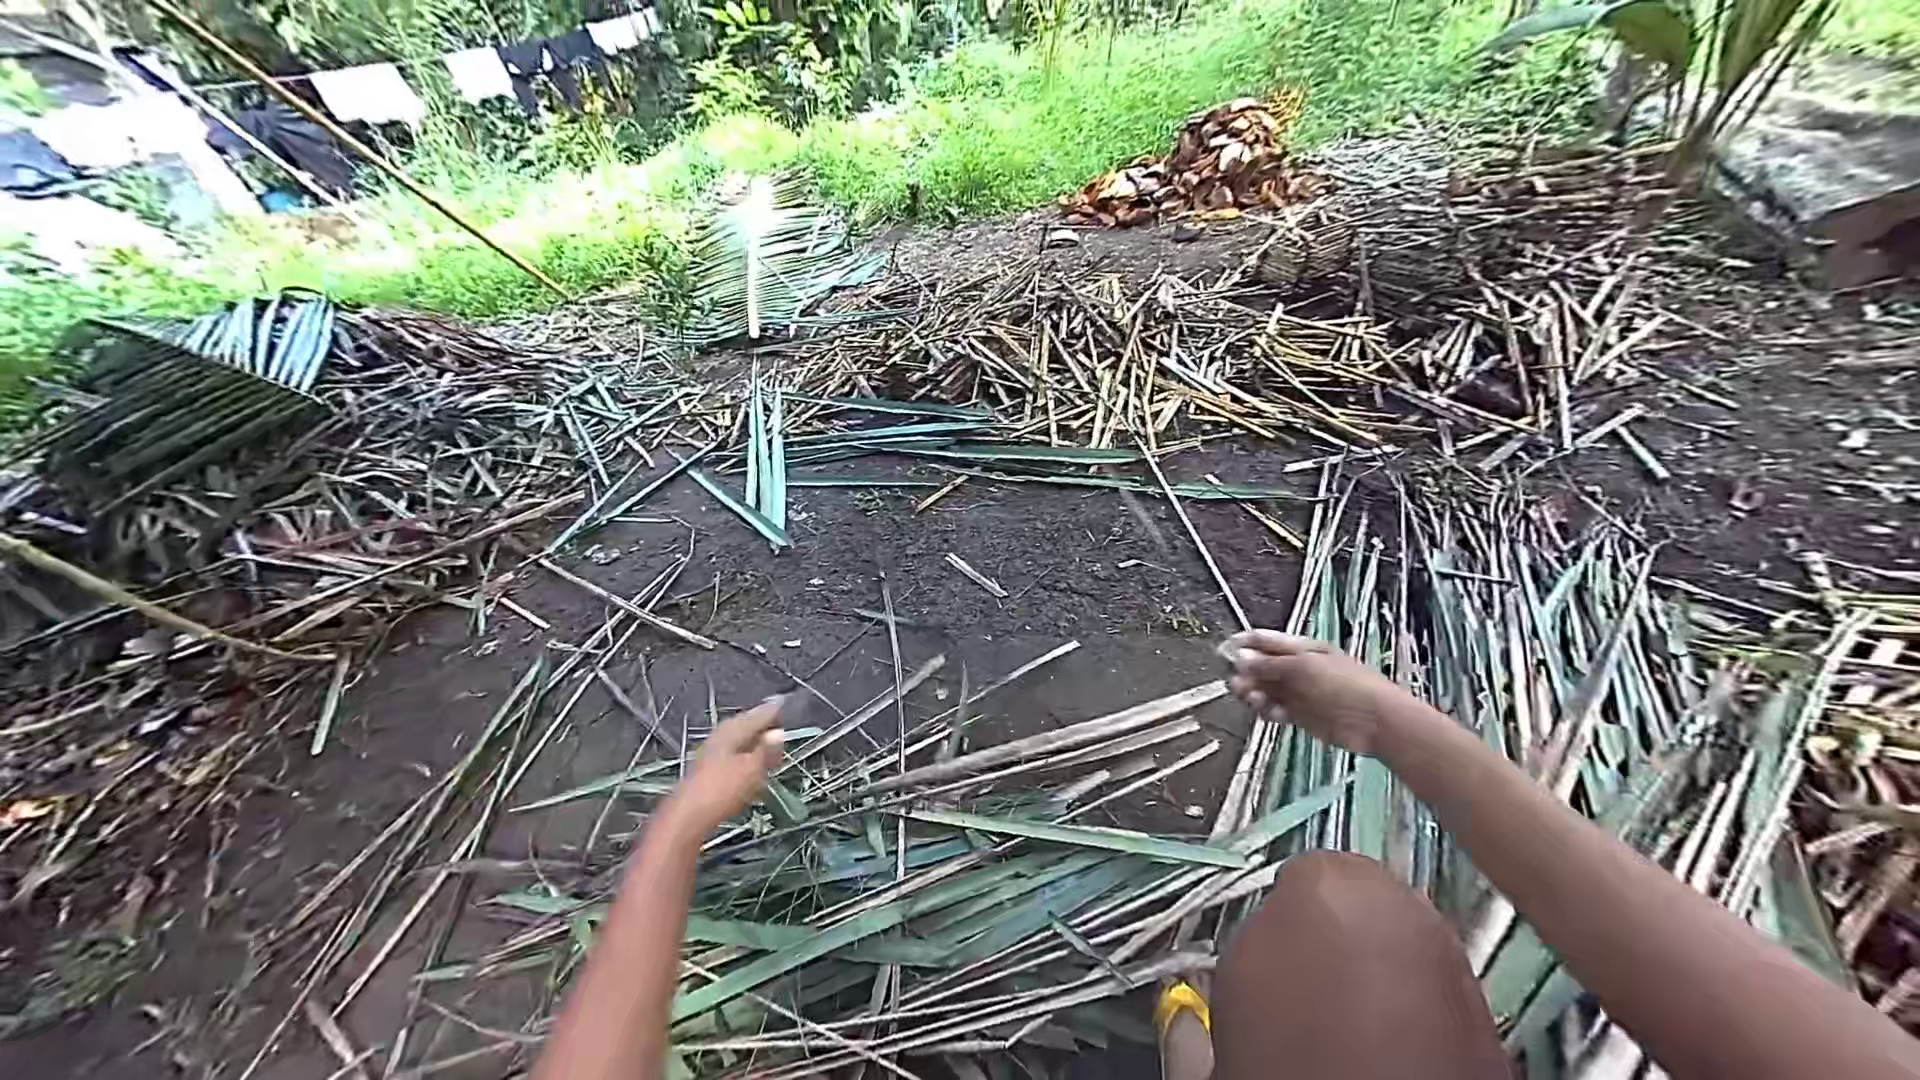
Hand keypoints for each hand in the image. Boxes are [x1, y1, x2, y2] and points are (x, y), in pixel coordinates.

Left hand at [663, 696, 785, 835]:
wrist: (686, 821)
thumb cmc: (721, 791)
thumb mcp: (752, 769)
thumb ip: (766, 750)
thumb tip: (779, 733)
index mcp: (731, 731)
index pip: (757, 714)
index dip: (772, 711)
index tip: (785, 704)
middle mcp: (719, 738)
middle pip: (745, 726)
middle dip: (762, 726)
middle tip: (778, 723)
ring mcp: (710, 755)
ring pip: (738, 742)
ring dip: (753, 743)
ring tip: (768, 746)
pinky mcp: (706, 774)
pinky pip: (732, 757)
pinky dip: (745, 758)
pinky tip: (750, 768)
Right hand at [1217, 630, 1416, 755]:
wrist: (1378, 722)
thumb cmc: (1344, 686)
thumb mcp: (1304, 667)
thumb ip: (1269, 664)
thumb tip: (1239, 657)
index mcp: (1301, 648)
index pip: (1265, 641)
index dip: (1243, 644)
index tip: (1223, 652)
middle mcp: (1297, 668)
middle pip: (1261, 666)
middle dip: (1245, 672)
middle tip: (1235, 683)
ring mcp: (1299, 692)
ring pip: (1266, 689)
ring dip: (1254, 693)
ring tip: (1251, 699)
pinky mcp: (1302, 714)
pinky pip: (1276, 709)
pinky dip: (1269, 710)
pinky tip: (1271, 713)